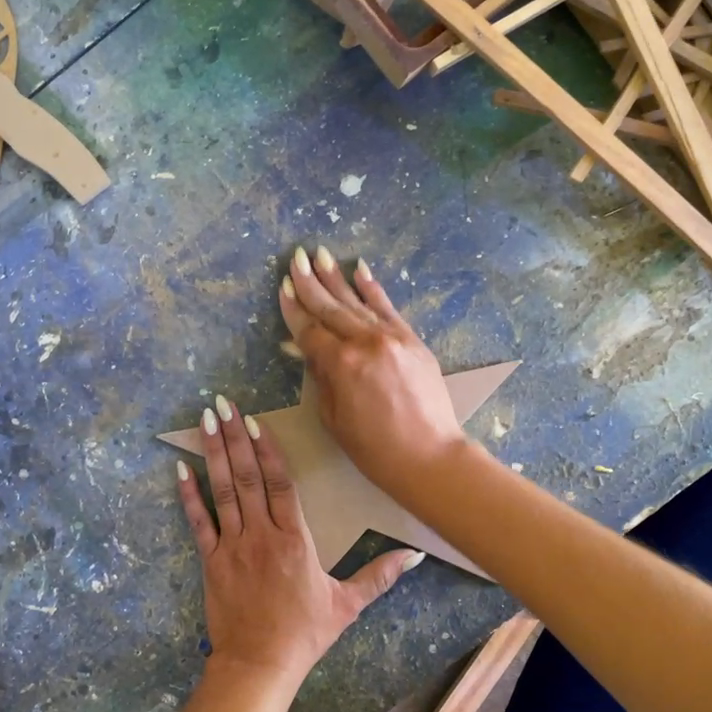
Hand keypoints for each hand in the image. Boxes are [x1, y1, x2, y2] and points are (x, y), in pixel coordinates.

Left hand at [175, 393, 422, 684]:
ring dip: (213, 454)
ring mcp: (232, 546)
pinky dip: (189, 495)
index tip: (256, 422)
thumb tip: (415, 555)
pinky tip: (180, 469)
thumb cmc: (305, 634)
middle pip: (248, 477)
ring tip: (205, 421)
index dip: (268, 450)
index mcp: (295, 540)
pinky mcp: (211, 561)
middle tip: (223, 403)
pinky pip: (198, 522)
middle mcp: (261, 535)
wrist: (259, 664)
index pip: (281, 485)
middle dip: (235, 437)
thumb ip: (379, 575)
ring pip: (223, 491)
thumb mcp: (348, 605)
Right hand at [278, 245, 473, 494]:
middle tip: (296, 257)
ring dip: (337, 278)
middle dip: (310, 282)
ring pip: (357, 302)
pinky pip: (388, 308)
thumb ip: (320, 377)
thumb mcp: (333, 417)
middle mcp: (365, 342)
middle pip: (330, 308)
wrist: (428, 456)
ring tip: (321, 255)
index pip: (309, 329)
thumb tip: (305, 349)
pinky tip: (360, 270)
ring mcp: (392, 338)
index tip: (283, 287)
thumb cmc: (372, 447)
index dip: (293, 309)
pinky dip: (373, 289)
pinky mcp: (412, 341)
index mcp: (340, 364)